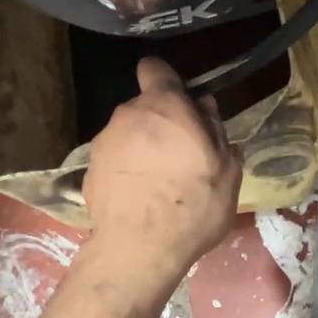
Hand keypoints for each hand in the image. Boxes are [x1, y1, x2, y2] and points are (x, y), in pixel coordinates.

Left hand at [83, 58, 242, 272]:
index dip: (169, 83)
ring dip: (145, 151)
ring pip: (130, 136)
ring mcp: (104, 142)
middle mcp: (128, 114)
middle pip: (145, 108)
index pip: (156, 68)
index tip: (183, 108)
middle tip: (183, 160)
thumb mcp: (226, 174)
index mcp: (164, 107)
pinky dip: (128, 174)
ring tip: (162, 186)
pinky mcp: (91, 170)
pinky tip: (142, 201)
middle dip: (162, 126)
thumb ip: (217, 134)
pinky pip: (116, 162)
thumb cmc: (192, 207)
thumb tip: (206, 110)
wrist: (139, 249)